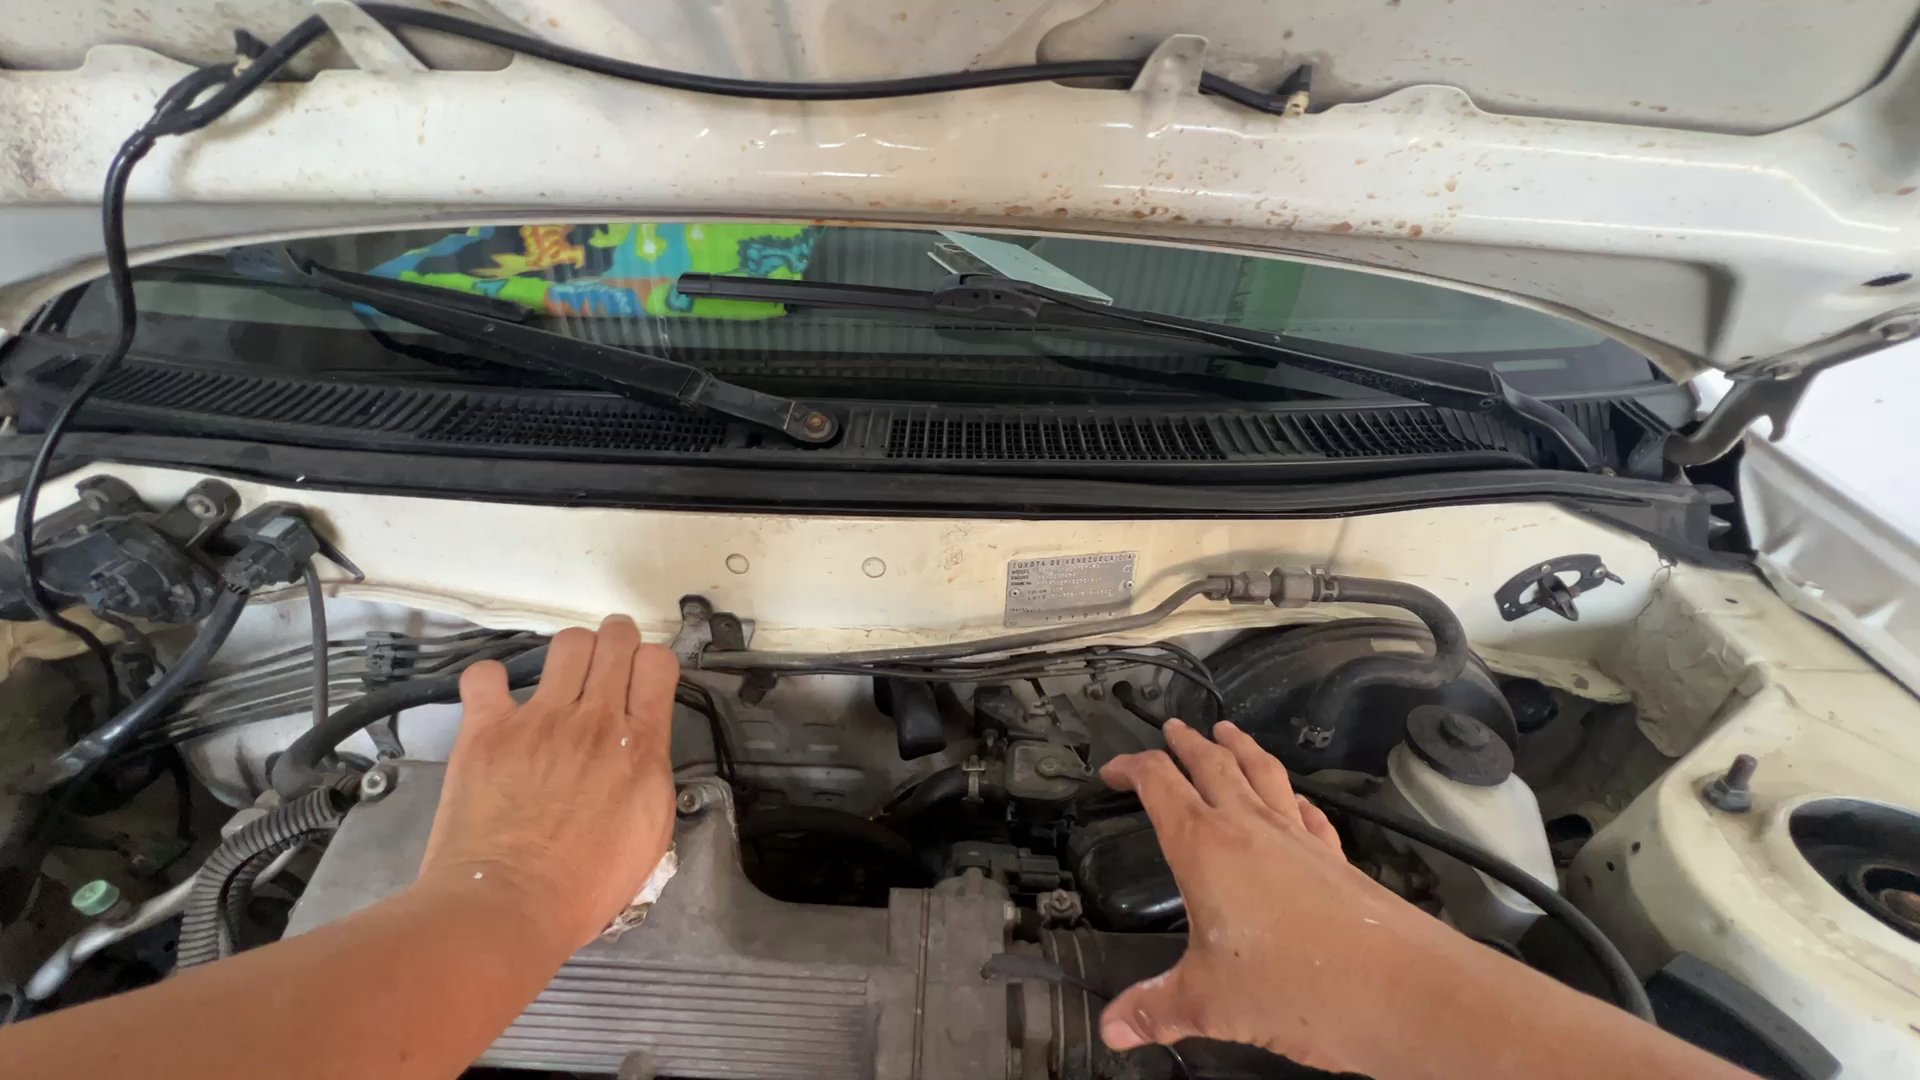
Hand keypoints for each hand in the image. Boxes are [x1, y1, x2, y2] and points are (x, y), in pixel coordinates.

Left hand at [417, 615, 680, 953]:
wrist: (507, 908)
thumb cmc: (588, 882)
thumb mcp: (652, 829)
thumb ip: (652, 773)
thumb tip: (642, 747)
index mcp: (641, 744)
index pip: (658, 663)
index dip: (652, 661)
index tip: (642, 677)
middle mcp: (596, 720)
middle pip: (616, 640)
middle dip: (619, 637)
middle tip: (610, 655)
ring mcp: (540, 721)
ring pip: (568, 644)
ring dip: (574, 650)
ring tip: (565, 673)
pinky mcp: (487, 731)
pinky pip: (485, 677)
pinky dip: (491, 680)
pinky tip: (497, 695)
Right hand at [1098, 719, 1476, 1073]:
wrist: (1403, 993)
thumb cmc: (1299, 988)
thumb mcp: (1211, 1002)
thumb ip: (1156, 1010)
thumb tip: (1112, 1030)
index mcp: (1204, 845)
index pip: (1158, 783)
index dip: (1130, 768)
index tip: (1113, 771)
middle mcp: (1247, 825)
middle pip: (1210, 762)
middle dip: (1185, 742)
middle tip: (1171, 728)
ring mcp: (1295, 835)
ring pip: (1260, 771)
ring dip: (1238, 746)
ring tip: (1226, 730)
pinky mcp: (1333, 855)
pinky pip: (1305, 810)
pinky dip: (1289, 795)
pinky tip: (1291, 799)